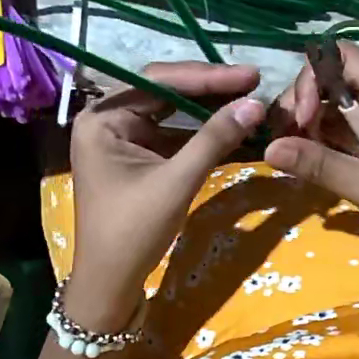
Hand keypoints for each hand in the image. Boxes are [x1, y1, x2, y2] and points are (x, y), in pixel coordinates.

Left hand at [69, 62, 265, 328]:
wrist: (111, 283)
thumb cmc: (133, 231)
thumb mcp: (176, 182)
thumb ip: (214, 139)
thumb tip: (256, 104)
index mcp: (102, 118)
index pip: (159, 81)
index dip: (207, 77)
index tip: (250, 76)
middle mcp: (108, 119)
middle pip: (165, 91)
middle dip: (210, 89)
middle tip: (254, 83)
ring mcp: (122, 138)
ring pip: (172, 112)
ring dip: (209, 108)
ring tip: (249, 99)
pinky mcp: (137, 157)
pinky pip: (172, 134)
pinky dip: (201, 131)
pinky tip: (231, 124)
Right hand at [266, 43, 358, 267]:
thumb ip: (320, 165)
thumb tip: (269, 149)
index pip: (343, 55)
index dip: (312, 78)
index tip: (301, 119)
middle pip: (334, 77)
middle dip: (304, 101)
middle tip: (287, 139)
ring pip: (337, 103)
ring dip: (310, 122)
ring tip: (291, 151)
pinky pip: (347, 126)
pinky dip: (324, 138)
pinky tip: (308, 158)